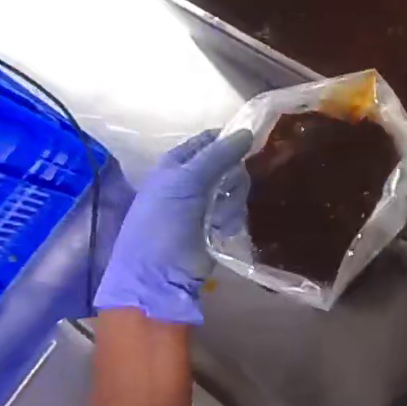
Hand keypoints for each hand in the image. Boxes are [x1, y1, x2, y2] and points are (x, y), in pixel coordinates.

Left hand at [94, 129, 251, 324]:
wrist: (159, 273)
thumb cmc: (164, 222)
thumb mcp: (187, 181)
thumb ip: (217, 155)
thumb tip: (246, 132)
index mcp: (177, 164)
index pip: (208, 142)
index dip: (227, 141)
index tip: (247, 145)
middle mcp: (191, 181)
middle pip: (228, 165)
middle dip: (231, 177)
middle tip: (226, 189)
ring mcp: (205, 204)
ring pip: (235, 189)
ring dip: (231, 202)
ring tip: (217, 219)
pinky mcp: (217, 226)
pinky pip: (236, 211)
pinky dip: (231, 220)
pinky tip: (220, 231)